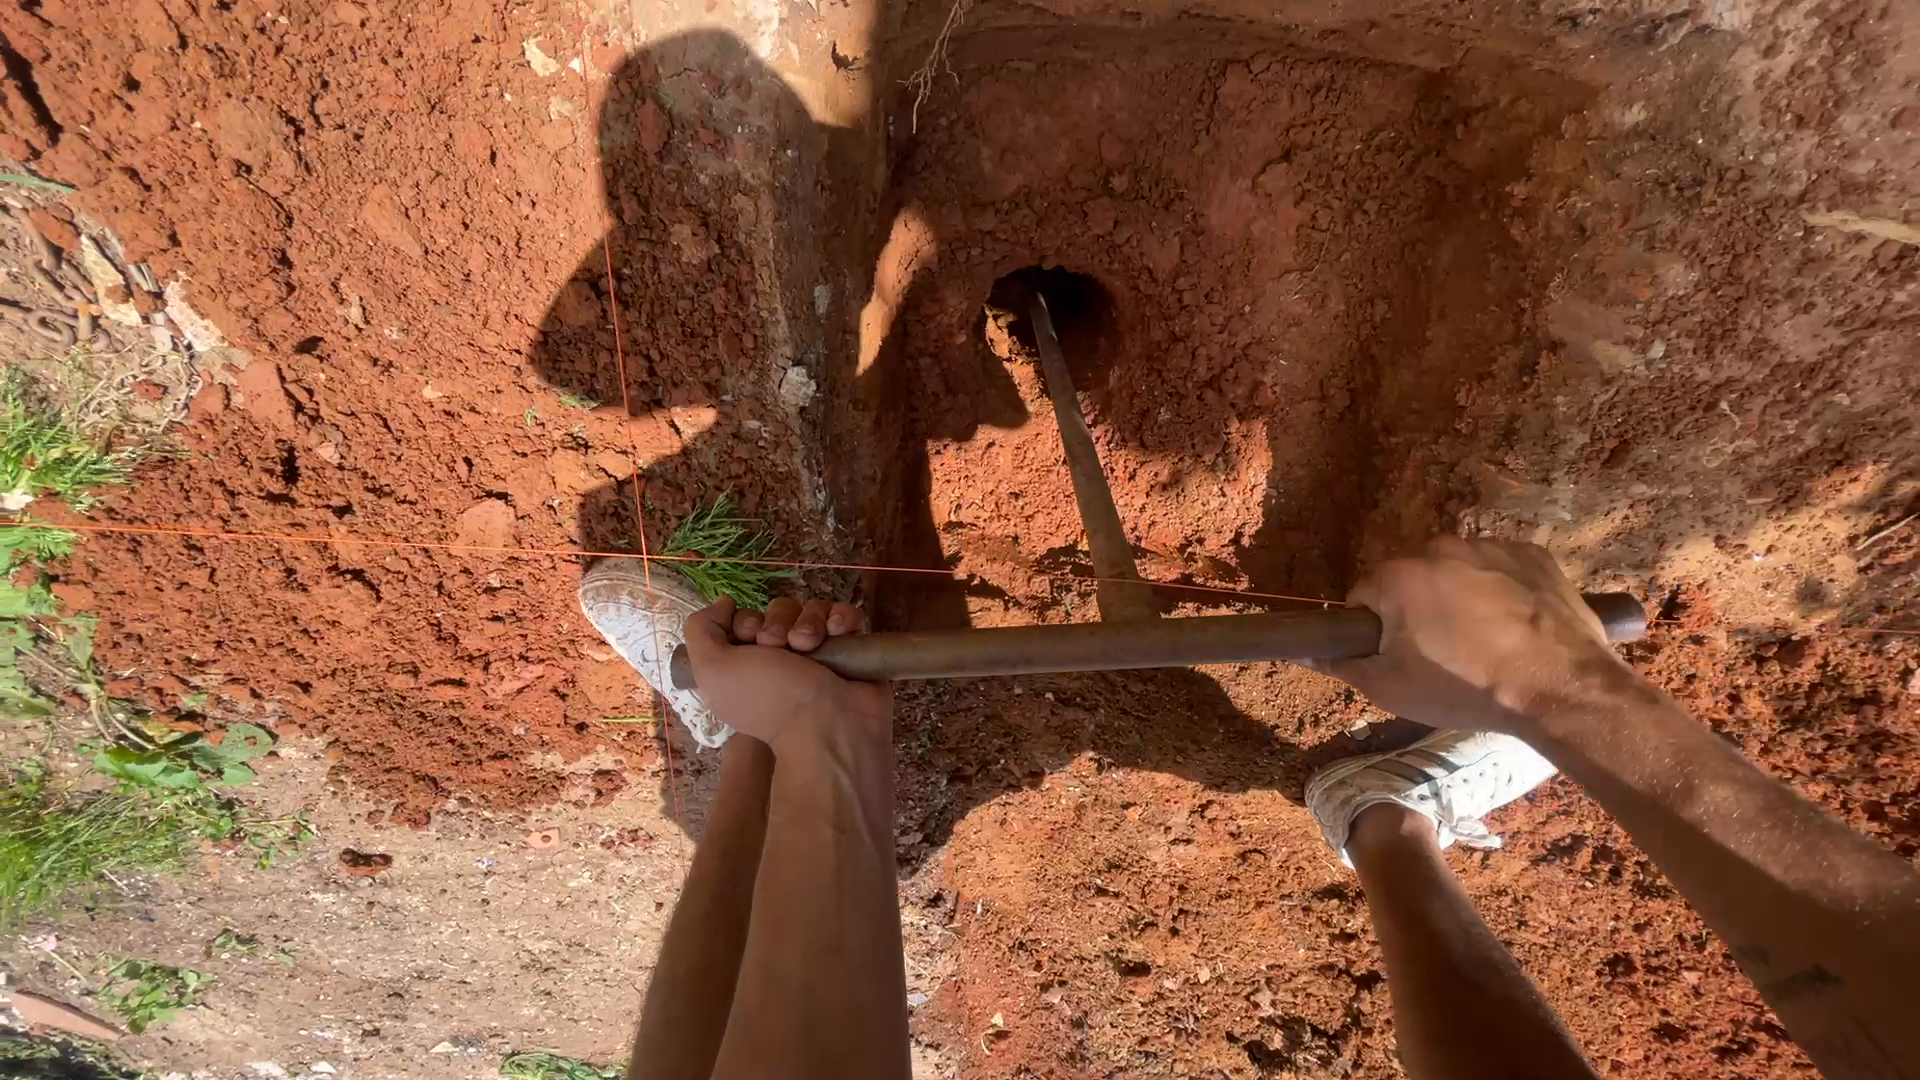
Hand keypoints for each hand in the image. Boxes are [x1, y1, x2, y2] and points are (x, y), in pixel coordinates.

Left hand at [682, 595, 891, 754]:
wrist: (830, 724)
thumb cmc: (770, 699)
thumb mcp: (714, 671)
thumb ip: (701, 631)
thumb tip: (724, 603)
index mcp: (748, 664)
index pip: (747, 619)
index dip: (746, 622)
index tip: (750, 639)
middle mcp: (783, 657)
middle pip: (779, 610)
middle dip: (778, 623)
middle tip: (782, 647)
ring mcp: (819, 653)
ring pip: (812, 609)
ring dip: (810, 621)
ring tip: (811, 646)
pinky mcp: (850, 647)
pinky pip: (844, 614)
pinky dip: (841, 618)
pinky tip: (838, 633)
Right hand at [1315, 536, 1634, 732]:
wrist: (1563, 691)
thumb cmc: (1464, 688)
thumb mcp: (1389, 686)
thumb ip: (1340, 663)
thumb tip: (1302, 652)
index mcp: (1395, 575)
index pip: (1364, 596)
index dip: (1376, 630)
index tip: (1399, 656)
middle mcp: (1437, 547)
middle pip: (1409, 579)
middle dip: (1415, 608)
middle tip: (1440, 652)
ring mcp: (1489, 546)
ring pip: (1454, 570)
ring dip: (1457, 595)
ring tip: (1483, 640)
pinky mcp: (1533, 553)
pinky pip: (1499, 566)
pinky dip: (1500, 587)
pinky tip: (1513, 623)